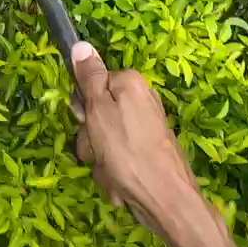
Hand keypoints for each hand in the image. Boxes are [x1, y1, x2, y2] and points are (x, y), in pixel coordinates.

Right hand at [71, 41, 210, 241]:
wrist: (167, 201)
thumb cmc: (128, 153)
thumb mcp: (100, 111)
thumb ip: (89, 78)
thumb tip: (80, 44)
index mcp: (130, 83)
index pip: (91, 84)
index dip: (83, 106)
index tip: (85, 122)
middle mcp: (141, 100)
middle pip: (98, 112)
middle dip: (92, 137)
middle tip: (98, 151)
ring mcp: (146, 127)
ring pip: (105, 138)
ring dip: (101, 159)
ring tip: (110, 172)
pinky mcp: (148, 151)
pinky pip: (120, 156)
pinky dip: (115, 171)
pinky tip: (120, 185)